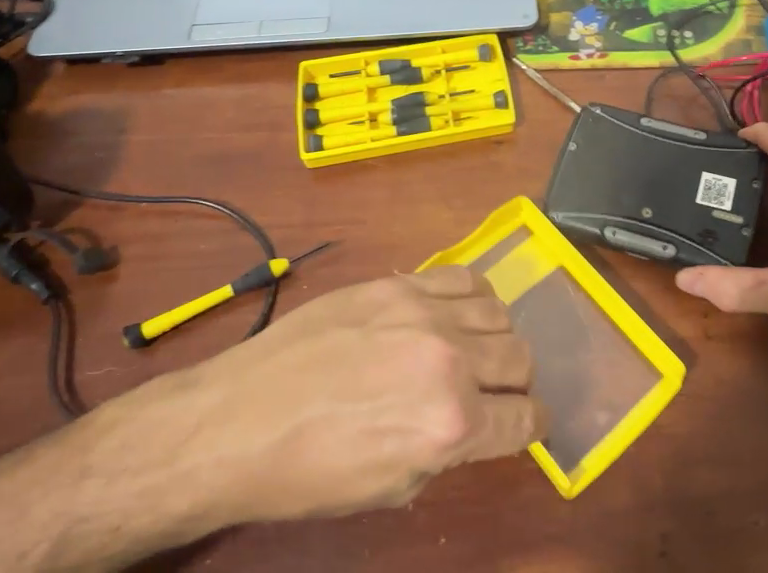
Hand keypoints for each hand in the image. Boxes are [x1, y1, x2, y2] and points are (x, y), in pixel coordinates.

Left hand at [107, 267, 543, 529]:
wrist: (235, 421)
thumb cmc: (307, 474)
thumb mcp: (391, 489)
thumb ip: (449, 453)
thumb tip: (475, 425)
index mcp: (451, 425)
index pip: (526, 418)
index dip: (532, 425)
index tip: (526, 422)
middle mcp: (450, 362)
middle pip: (521, 359)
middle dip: (516, 382)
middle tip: (493, 392)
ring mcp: (424, 315)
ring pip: (501, 314)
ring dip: (496, 338)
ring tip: (470, 350)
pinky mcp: (397, 286)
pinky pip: (464, 277)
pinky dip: (473, 298)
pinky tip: (453, 314)